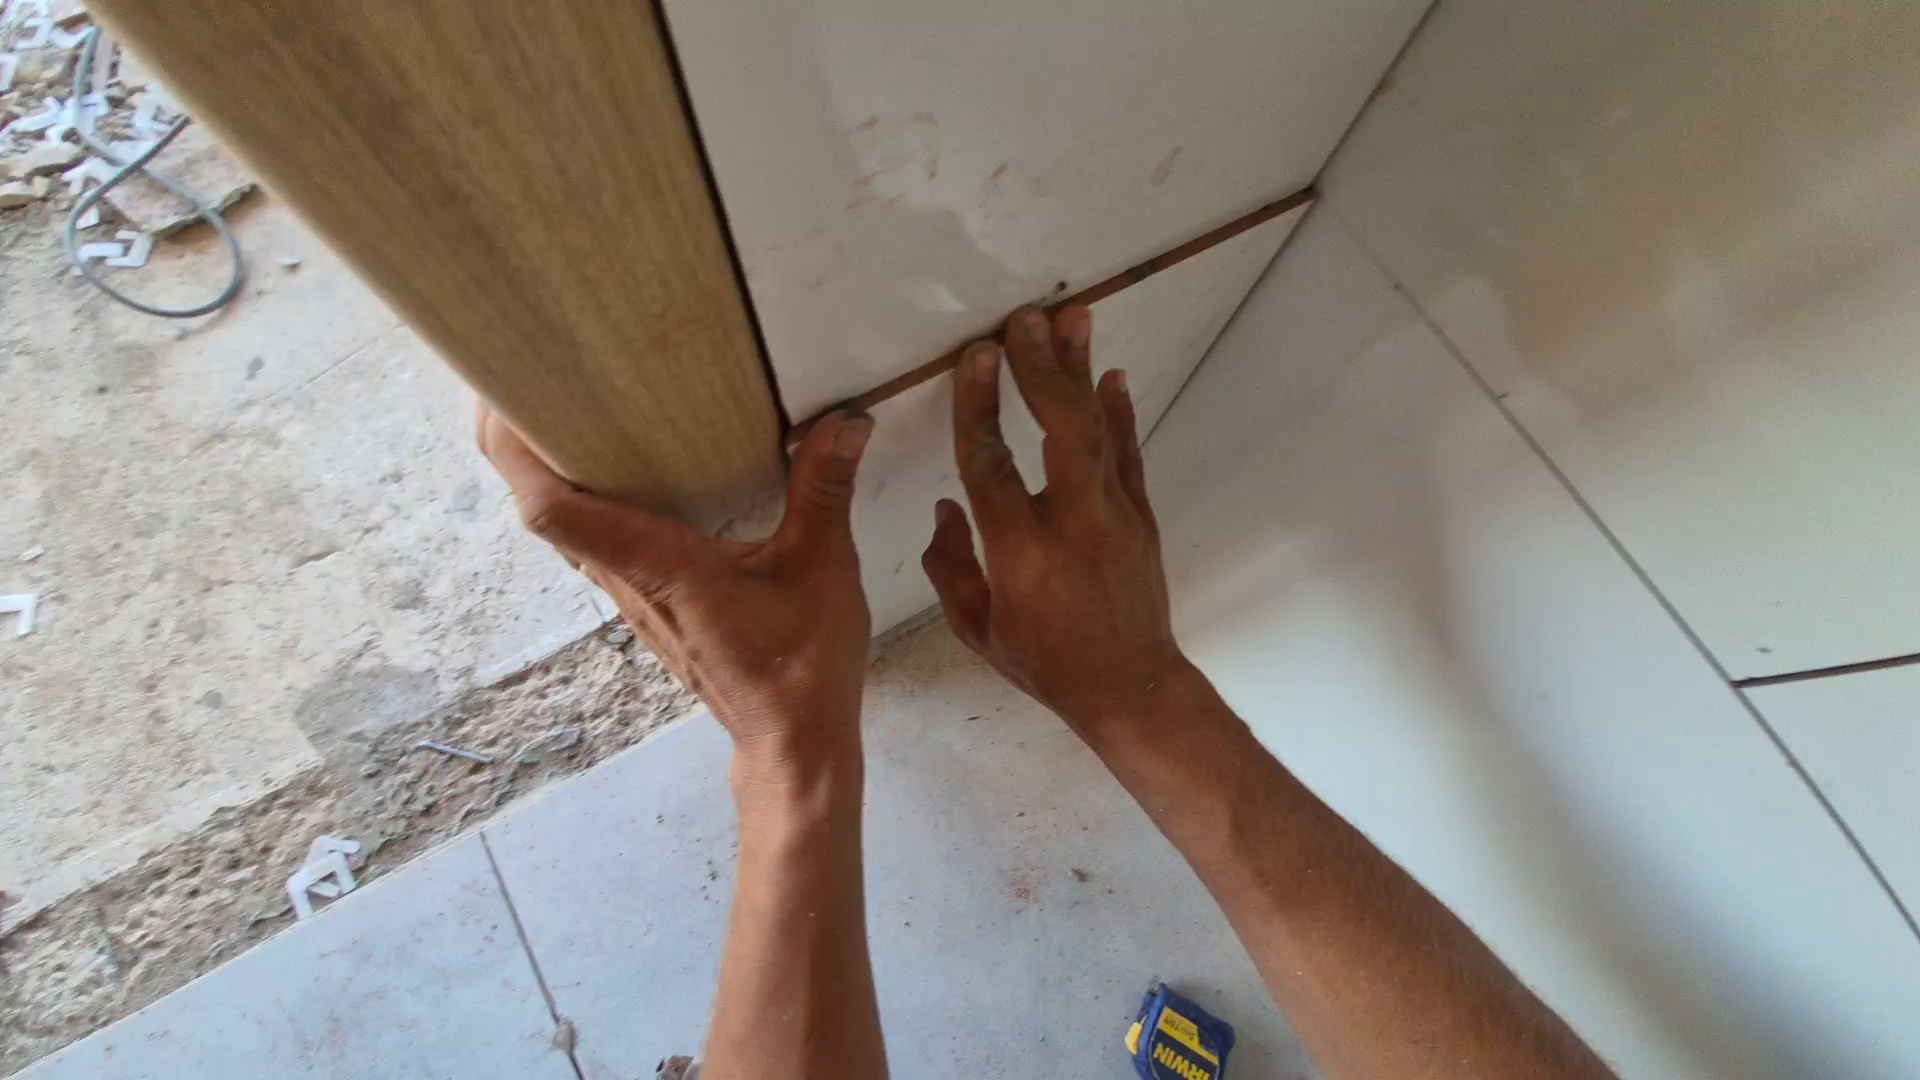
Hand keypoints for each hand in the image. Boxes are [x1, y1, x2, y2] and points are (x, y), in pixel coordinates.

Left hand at [477, 405, 876, 773]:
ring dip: (556, 471)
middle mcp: (628, 580)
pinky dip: (594, 501)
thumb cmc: (801, 661)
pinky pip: (602, 545)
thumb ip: (825, 489)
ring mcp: (635, 599)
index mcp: (655, 565)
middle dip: (522, 440)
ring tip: (577, 410)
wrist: (793, 739)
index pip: (550, 507)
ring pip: (570, 529)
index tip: (504, 388)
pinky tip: (634, 478)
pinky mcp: (653, 607)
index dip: (514, 446)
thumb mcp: (821, 565)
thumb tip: (847, 421)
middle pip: (543, 509)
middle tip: (540, 373)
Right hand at [922, 306, 1192, 742]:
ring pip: (1098, 433)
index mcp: (1022, 556)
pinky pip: (1128, 455)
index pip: (993, 467)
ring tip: (1072, 318)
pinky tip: (1111, 374)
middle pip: (1059, 432)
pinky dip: (1120, 412)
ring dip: (1081, 372)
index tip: (976, 358)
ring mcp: (1116, 517)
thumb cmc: (1045, 663)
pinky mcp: (1142, 518)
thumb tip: (945, 507)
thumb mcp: (977, 630)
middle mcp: (1072, 526)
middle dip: (1041, 370)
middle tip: (1025, 319)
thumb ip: (949, 568)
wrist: (1130, 687)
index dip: (980, 408)